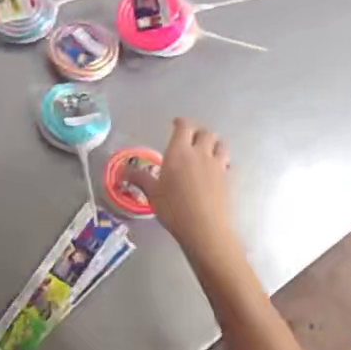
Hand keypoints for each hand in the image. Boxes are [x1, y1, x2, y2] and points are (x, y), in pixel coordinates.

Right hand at [129, 118, 240, 266]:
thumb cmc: (174, 209)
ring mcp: (218, 165)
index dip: (181, 123)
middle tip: (191, 139)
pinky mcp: (229, 178)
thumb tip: (121, 171)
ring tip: (207, 151)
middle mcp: (200, 153)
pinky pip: (227, 163)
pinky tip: (216, 171)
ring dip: (214, 144)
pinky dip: (222, 162)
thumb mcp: (152, 193)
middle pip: (206, 132)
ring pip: (221, 144)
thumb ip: (139, 178)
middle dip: (198, 132)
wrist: (205, 227)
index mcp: (179, 152)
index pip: (184, 127)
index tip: (176, 124)